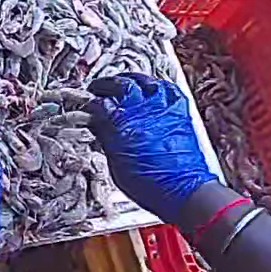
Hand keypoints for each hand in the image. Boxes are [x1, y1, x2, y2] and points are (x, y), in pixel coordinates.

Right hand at [86, 74, 217, 224]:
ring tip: (123, 81)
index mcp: (122, 124)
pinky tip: (152, 88)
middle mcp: (143, 110)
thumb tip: (97, 124)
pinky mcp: (179, 113)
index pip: (99, 103)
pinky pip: (168, 90)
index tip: (85, 105)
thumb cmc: (151, 184)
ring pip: (145, 81)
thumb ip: (106, 138)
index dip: (89, 102)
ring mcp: (163, 109)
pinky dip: (157, 86)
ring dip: (131, 79)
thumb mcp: (116, 163)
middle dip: (106, 84)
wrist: (184, 192)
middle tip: (98, 88)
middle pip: (121, 85)